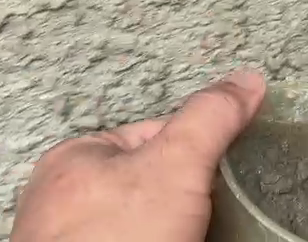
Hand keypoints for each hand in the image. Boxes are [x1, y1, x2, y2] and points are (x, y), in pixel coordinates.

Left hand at [10, 71, 266, 241]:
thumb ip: (212, 116)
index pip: (156, 133)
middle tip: (205, 219)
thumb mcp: (178, 163)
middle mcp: (60, 205)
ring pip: (146, 227)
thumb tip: (248, 81)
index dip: (196, 152)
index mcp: (71, 159)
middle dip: (185, 199)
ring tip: (197, 238)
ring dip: (176, 231)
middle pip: (152, 184)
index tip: (218, 176)